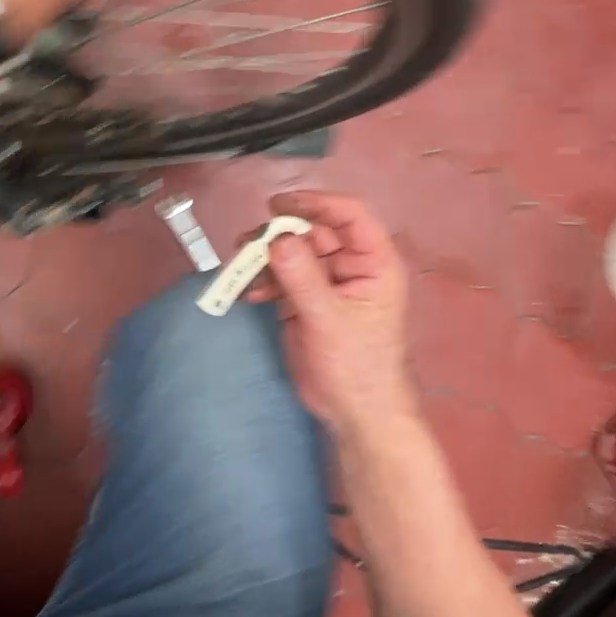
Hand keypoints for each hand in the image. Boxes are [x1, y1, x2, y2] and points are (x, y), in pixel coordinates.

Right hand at [246, 191, 413, 428]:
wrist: (354, 412)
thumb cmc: (357, 367)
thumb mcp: (330, 320)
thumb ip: (302, 277)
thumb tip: (276, 239)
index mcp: (373, 263)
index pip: (350, 216)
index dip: (317, 204)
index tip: (279, 205)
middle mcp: (350, 266)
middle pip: (313, 232)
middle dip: (280, 235)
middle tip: (249, 242)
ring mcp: (326, 284)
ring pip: (292, 254)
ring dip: (266, 258)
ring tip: (242, 266)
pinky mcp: (305, 301)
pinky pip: (281, 278)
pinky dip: (264, 281)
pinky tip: (250, 293)